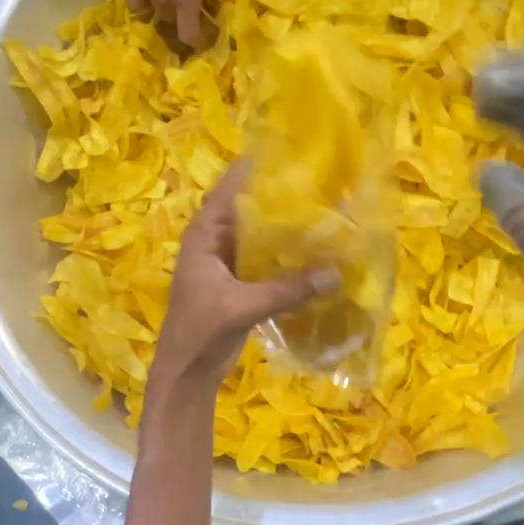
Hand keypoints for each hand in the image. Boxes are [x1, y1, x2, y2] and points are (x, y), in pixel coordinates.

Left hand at [152, 164, 336, 393]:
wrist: (186, 373)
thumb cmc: (200, 332)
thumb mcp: (241, 307)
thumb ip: (286, 290)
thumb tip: (336, 272)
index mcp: (205, 234)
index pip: (233, 186)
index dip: (261, 167)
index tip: (297, 151)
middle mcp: (217, 240)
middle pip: (252, 208)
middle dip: (284, 198)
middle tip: (327, 181)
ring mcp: (230, 262)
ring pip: (263, 236)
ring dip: (289, 229)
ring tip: (331, 211)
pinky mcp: (242, 284)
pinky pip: (269, 261)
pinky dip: (289, 257)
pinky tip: (319, 253)